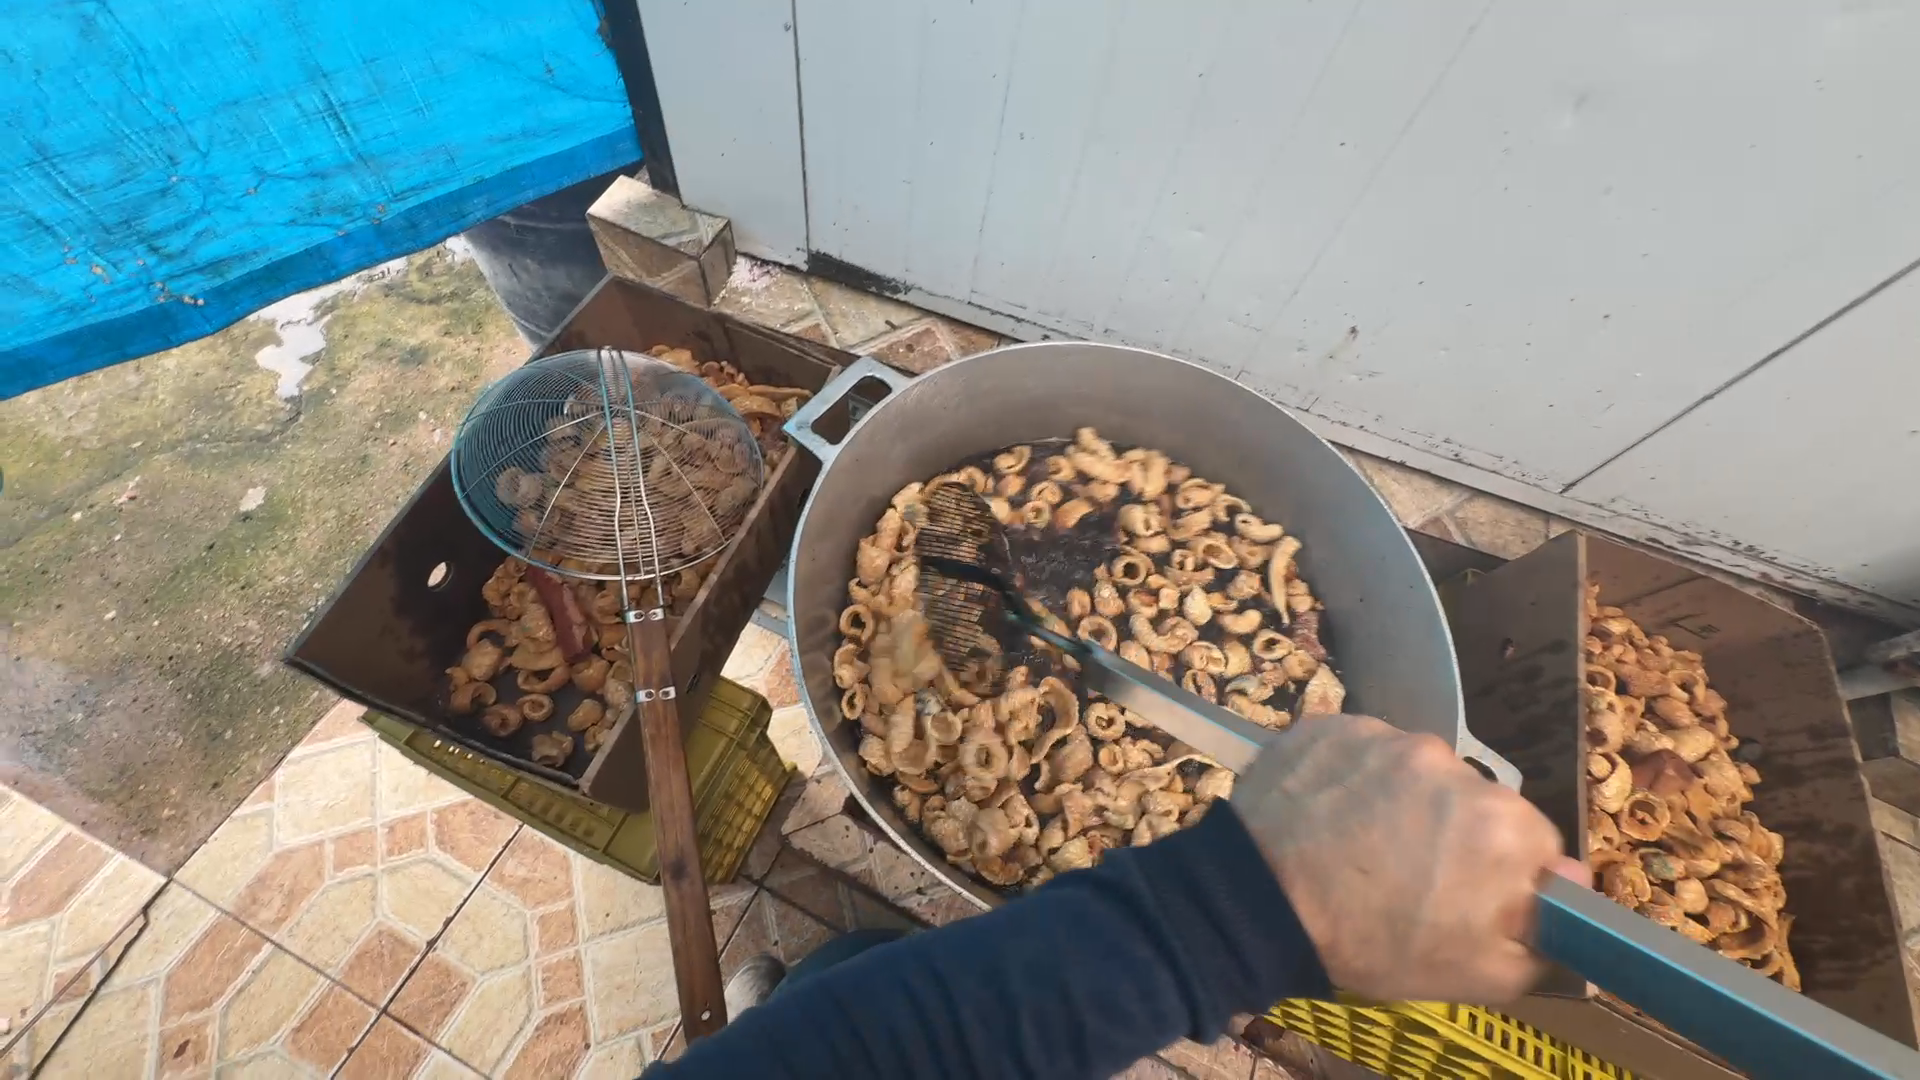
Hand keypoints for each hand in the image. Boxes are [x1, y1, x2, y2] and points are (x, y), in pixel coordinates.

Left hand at [1231, 714, 1583, 1002]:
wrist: (1261, 896)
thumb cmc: (1372, 940)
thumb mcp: (1482, 971)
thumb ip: (1542, 927)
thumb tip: (1564, 878)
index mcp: (1501, 822)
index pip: (1530, 838)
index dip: (1499, 868)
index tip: (1462, 888)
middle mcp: (1446, 762)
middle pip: (1468, 794)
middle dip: (1448, 825)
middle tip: (1401, 862)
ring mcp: (1380, 735)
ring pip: (1410, 766)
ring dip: (1396, 792)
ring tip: (1354, 833)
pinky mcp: (1327, 723)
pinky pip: (1357, 746)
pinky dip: (1348, 770)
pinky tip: (1325, 804)